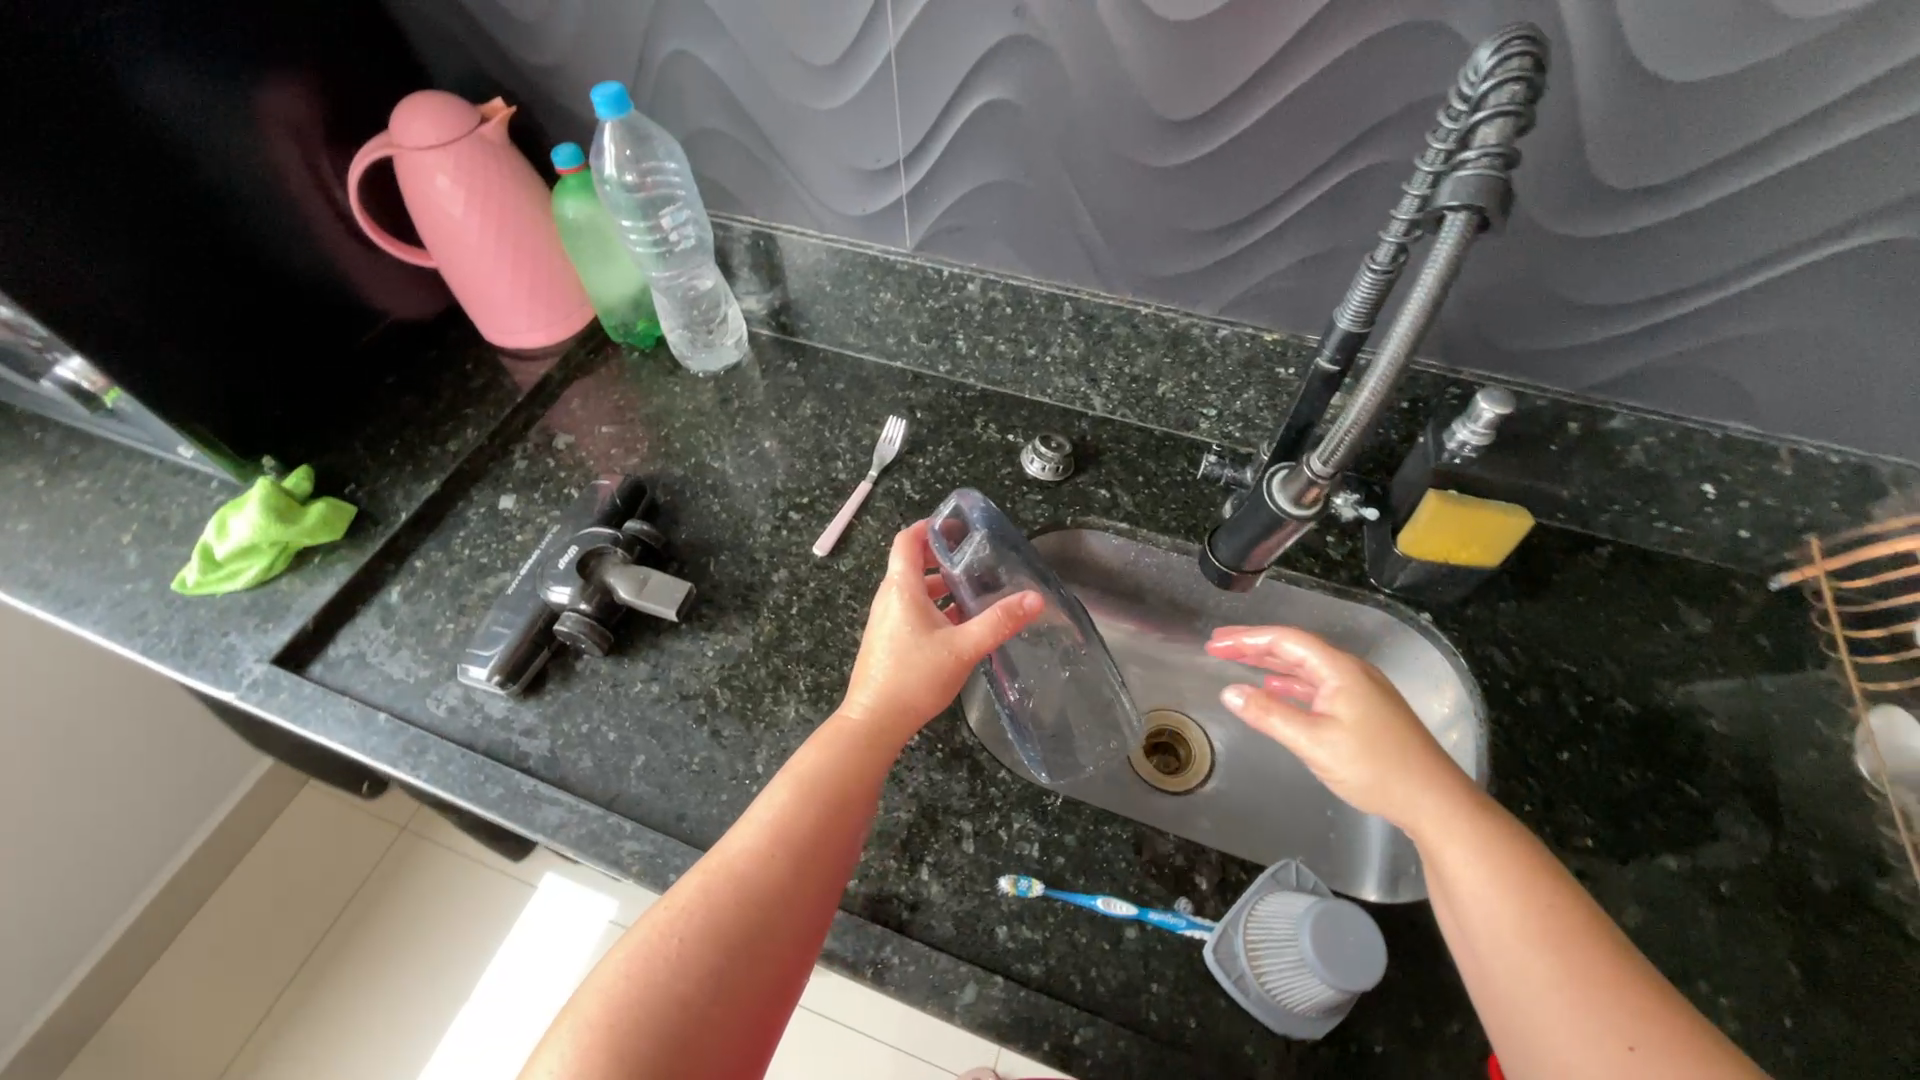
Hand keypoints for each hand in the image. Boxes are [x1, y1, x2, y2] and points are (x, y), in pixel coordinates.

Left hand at [838, 521, 1041, 737]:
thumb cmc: (914, 678)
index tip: (957, 526)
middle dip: (942, 556)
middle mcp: (889, 598)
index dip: (930, 526)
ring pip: (913, 589)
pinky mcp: (888, 640)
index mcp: (901, 588)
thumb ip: (999, 621)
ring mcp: (886, 620)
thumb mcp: (964, 647)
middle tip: (974, 557)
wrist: (874, 721)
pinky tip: (959, 625)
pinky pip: (911, 611)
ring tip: (973, 590)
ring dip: (940, 585)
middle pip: (911, 563)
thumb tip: (1034, 598)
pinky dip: (934, 607)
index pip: (908, 540)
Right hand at [1206, 625, 1476, 829]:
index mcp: (1340, 670)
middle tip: (1218, 645)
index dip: (1247, 639)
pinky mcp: (1364, 709)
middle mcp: (1350, 672)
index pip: (1286, 641)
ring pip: (1306, 667)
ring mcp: (1360, 690)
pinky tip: (1276, 690)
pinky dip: (1290, 684)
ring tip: (1238, 663)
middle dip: (1255, 646)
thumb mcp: (1313, 742)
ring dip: (1270, 664)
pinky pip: (1317, 685)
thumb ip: (1269, 714)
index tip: (1215, 643)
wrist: (1434, 800)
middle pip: (1296, 649)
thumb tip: (1229, 692)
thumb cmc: (1375, 768)